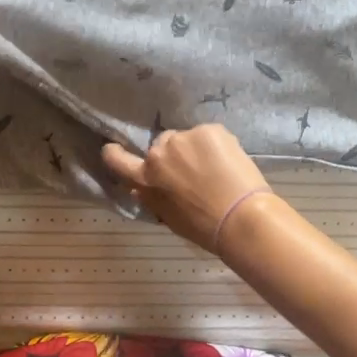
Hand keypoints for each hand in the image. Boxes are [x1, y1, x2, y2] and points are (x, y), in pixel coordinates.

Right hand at [102, 125, 273, 254]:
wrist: (242, 217)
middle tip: (189, 173)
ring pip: (184, 139)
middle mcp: (160, 152)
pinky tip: (226, 162)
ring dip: (192, 149)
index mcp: (146, 177)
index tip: (115, 149)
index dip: (114, 153)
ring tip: (212, 169)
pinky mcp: (210, 130)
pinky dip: (213, 146)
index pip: (117, 159)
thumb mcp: (168, 217)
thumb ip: (150, 199)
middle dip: (170, 156)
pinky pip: (206, 135)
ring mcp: (186, 138)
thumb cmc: (202, 226)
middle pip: (159, 146)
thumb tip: (138, 189)